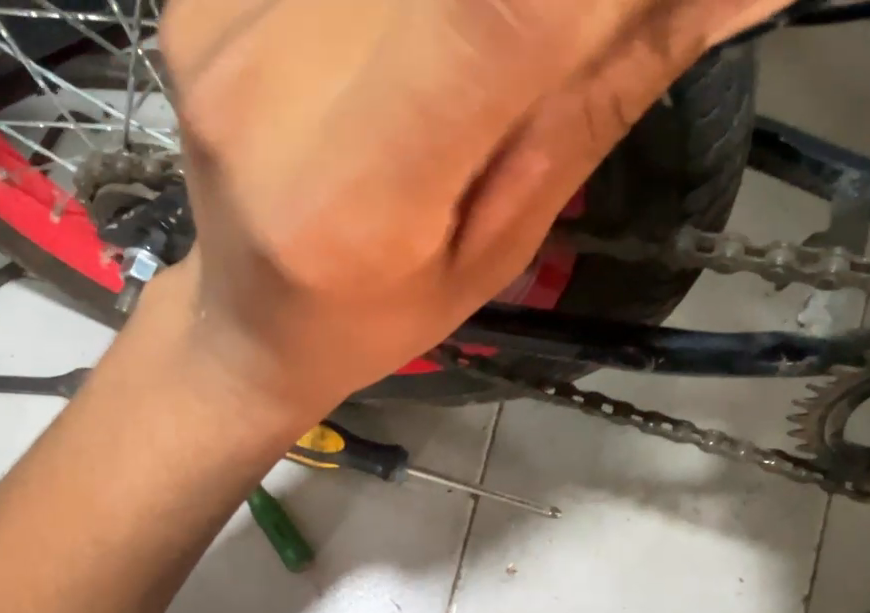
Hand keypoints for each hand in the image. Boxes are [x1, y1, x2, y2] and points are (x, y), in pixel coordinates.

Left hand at [147, 0, 794, 420]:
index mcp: (354, 195)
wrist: (245, 325)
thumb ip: (599, 94)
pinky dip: (402, 3)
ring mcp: (222, 22)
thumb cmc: (376, 315)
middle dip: (545, 3)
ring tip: (477, 58)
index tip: (647, 6)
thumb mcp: (499, 244)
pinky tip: (403, 39)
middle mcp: (269, 88)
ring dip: (476, 6)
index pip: (504, 14)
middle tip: (552, 48)